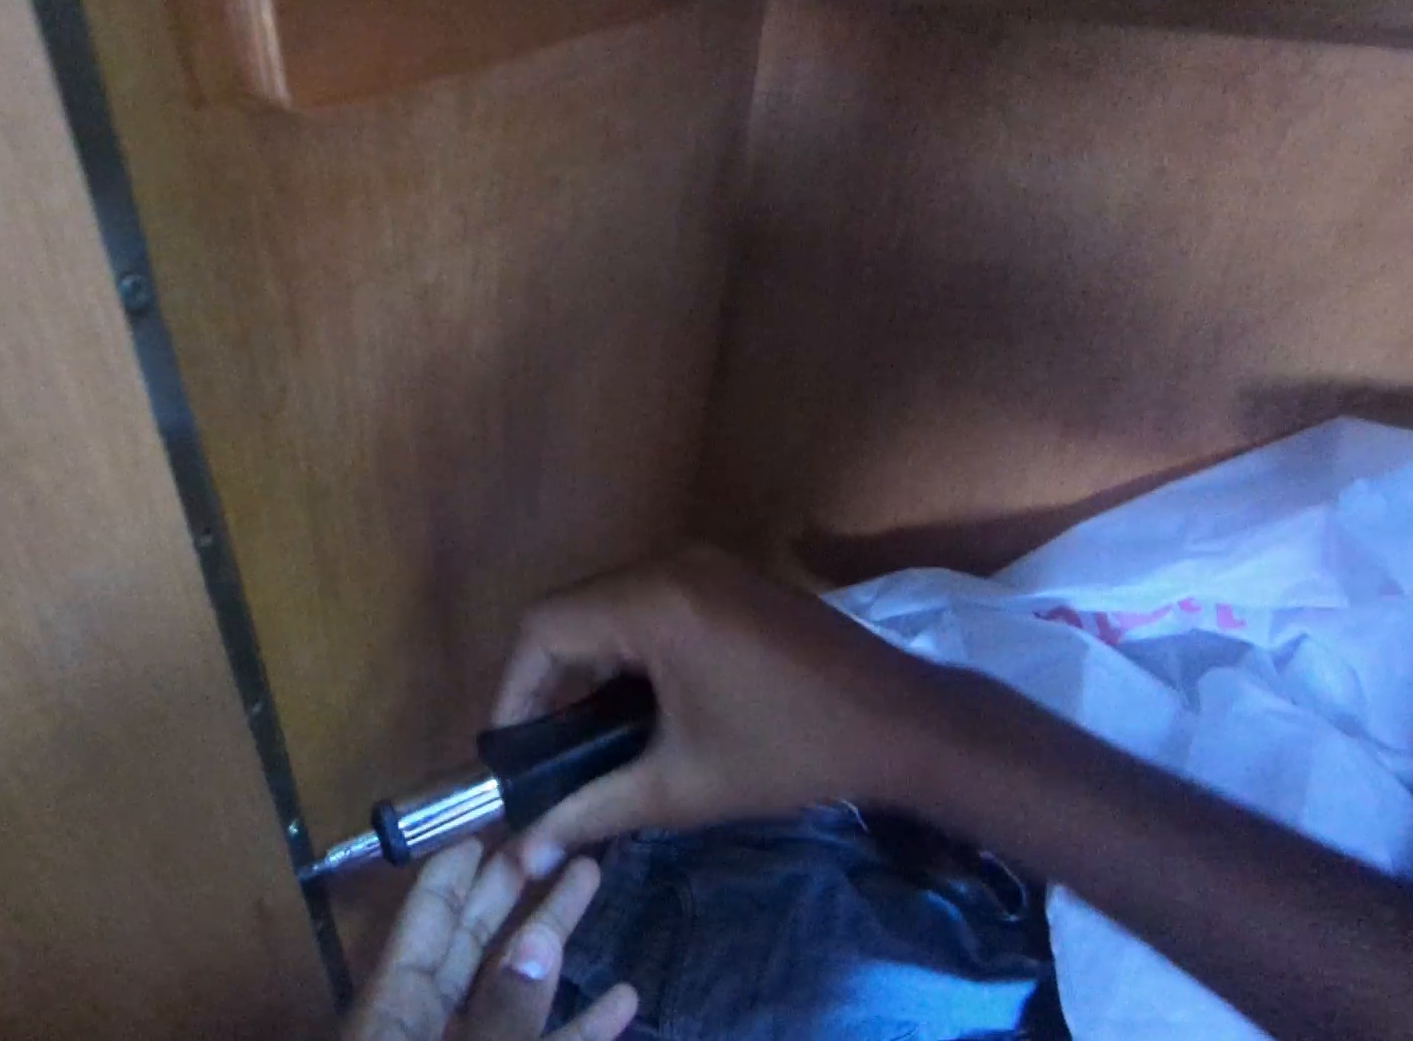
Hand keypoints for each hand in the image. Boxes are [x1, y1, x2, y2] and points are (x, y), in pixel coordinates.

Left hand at [342, 838, 637, 1040]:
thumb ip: (498, 1018)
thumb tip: (541, 942)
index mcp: (396, 1005)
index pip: (427, 910)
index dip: (455, 858)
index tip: (492, 810)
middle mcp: (432, 1020)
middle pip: (478, 933)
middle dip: (517, 879)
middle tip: (554, 828)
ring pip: (518, 983)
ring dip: (556, 933)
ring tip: (593, 875)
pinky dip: (585, 1026)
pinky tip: (625, 998)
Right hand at [493, 546, 938, 877]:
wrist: (904, 722)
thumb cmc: (790, 752)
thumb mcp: (682, 786)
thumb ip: (593, 809)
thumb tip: (526, 849)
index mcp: (651, 604)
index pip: (542, 628)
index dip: (513, 688)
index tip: (508, 748)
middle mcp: (666, 566)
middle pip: (570, 611)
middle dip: (547, 679)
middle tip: (542, 745)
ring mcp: (699, 564)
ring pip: (606, 605)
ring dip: (585, 662)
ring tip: (581, 730)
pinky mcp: (722, 576)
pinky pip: (645, 602)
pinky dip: (624, 646)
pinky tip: (633, 698)